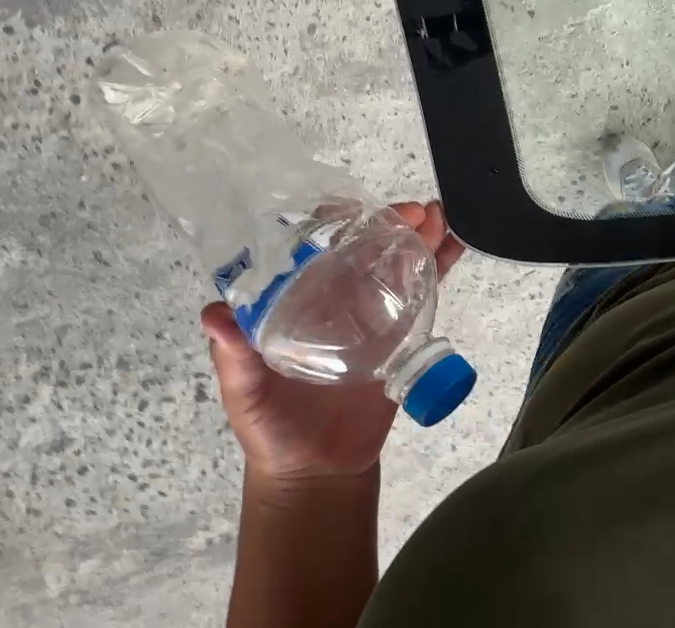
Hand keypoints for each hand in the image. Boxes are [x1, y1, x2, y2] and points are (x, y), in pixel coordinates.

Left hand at [199, 200, 464, 484]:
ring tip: (441, 216)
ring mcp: (376, 311)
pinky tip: (459, 242)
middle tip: (414, 213)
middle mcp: (339, 297)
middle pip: (368, 247)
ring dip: (423, 234)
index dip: (332, 220)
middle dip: (391, 222)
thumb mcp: (244, 392)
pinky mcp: (406, 329)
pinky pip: (427, 290)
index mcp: (300, 301)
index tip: (351, 207)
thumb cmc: (273, 427)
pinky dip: (444, 263)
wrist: (320, 467)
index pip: (314, 247)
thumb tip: (215, 314)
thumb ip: (234, 356)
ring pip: (402, 261)